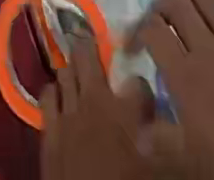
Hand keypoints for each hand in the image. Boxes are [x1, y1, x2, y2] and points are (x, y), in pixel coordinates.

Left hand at [39, 35, 153, 179]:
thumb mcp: (158, 169)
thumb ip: (163, 143)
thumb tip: (166, 128)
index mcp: (127, 113)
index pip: (137, 83)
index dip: (142, 88)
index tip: (143, 96)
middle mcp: (95, 101)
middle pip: (88, 57)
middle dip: (92, 48)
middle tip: (94, 45)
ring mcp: (67, 112)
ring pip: (65, 71)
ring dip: (73, 69)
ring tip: (78, 68)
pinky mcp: (48, 129)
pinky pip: (47, 94)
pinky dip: (54, 91)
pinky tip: (60, 96)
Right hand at [131, 0, 213, 179]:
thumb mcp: (187, 160)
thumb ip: (156, 138)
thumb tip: (137, 128)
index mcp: (186, 76)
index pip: (152, 31)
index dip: (135, 32)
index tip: (132, 48)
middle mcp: (210, 52)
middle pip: (177, 4)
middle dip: (158, 3)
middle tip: (154, 18)